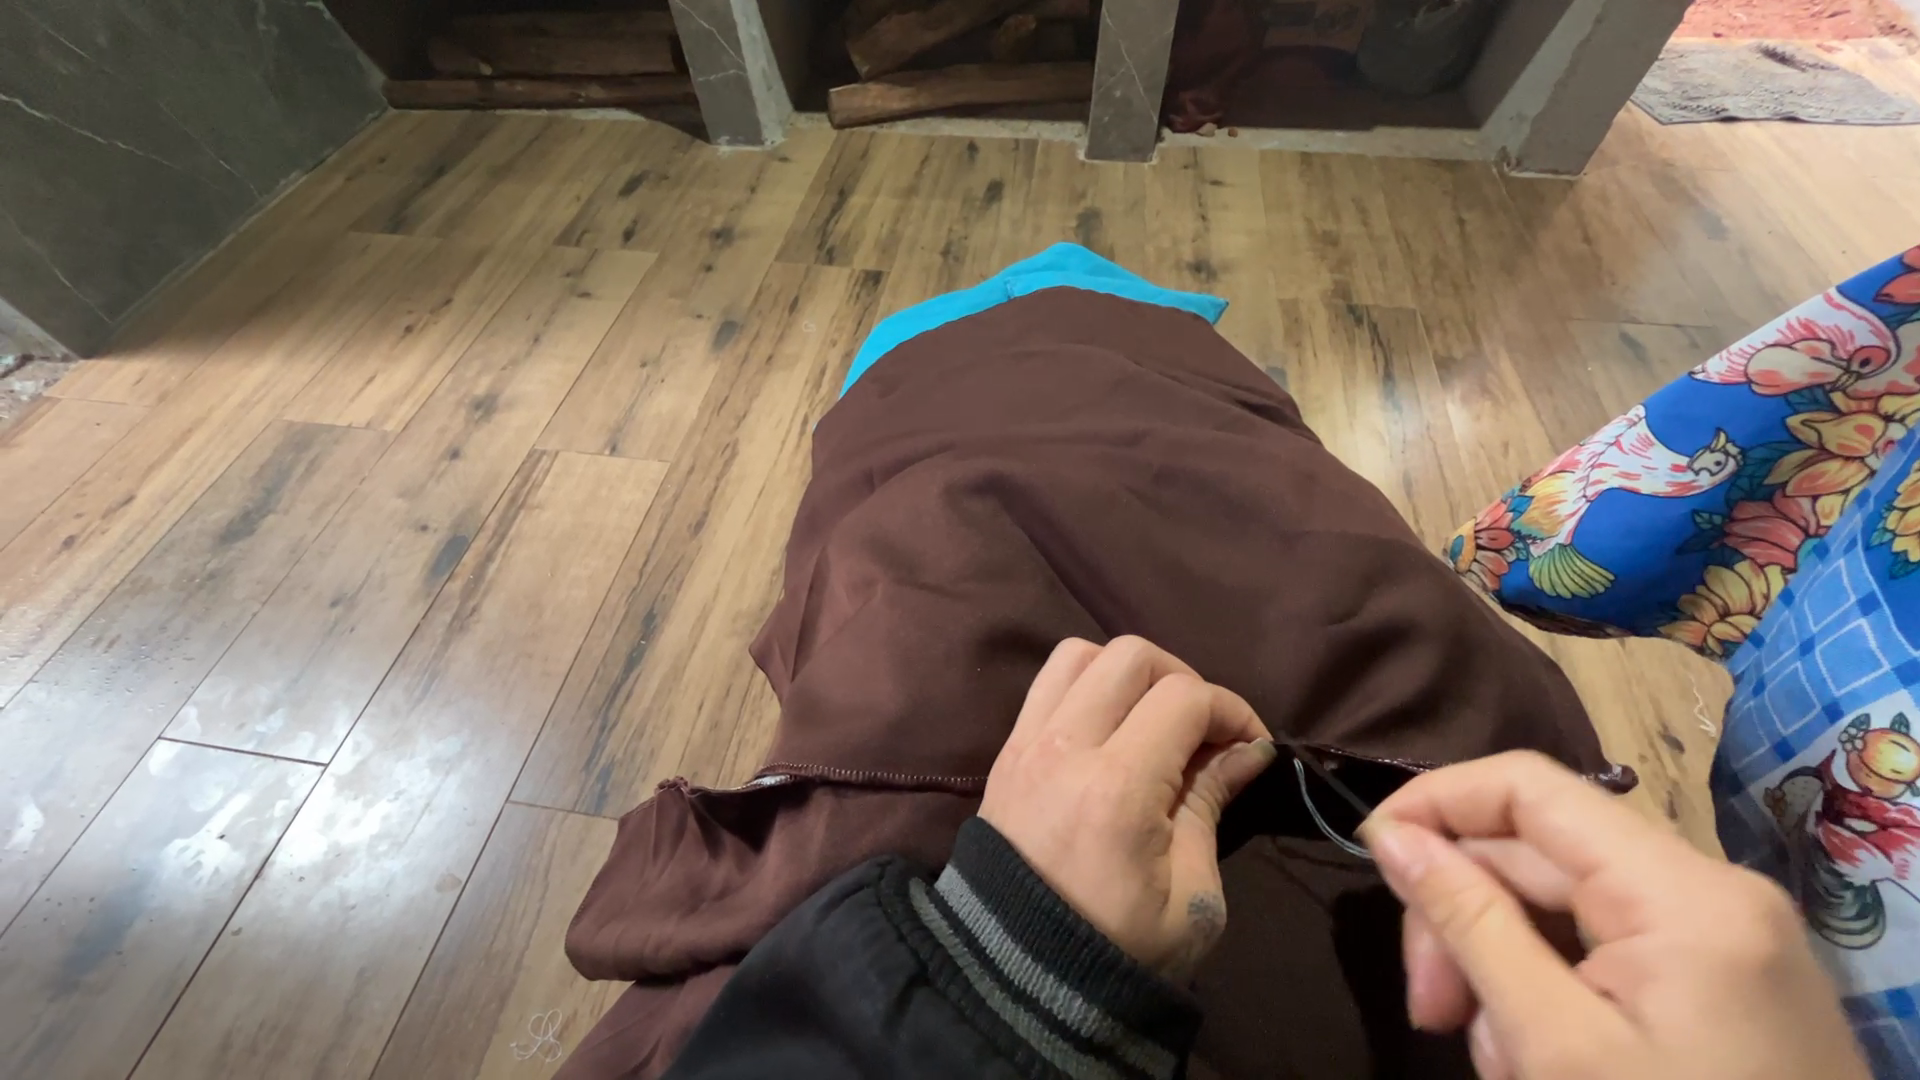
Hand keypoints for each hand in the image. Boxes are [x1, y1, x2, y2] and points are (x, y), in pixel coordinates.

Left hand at [979, 637, 1276, 977]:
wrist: (1016, 972)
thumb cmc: (1116, 948)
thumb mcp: (1191, 897)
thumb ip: (1210, 804)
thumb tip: (1244, 749)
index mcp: (1116, 787)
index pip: (1183, 697)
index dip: (1230, 709)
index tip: (1250, 744)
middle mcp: (1065, 746)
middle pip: (1131, 655)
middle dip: (1183, 678)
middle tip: (1202, 727)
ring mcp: (1027, 741)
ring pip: (1081, 653)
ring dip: (1127, 672)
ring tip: (1153, 717)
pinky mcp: (1007, 748)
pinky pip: (1047, 681)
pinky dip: (1086, 682)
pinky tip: (1110, 725)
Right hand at [1359, 751, 1869, 1079]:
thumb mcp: (1553, 1043)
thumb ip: (1467, 921)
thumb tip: (1388, 833)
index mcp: (1679, 892)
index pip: (1526, 786)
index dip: (1436, 800)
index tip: (1375, 852)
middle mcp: (1703, 890)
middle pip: (1529, 853)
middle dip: (1461, 916)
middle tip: (1427, 1004)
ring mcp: (1712, 934)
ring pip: (1549, 902)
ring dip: (1492, 960)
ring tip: (1480, 1045)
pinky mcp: (1710, 974)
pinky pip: (1590, 943)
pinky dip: (1540, 984)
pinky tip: (1528, 1052)